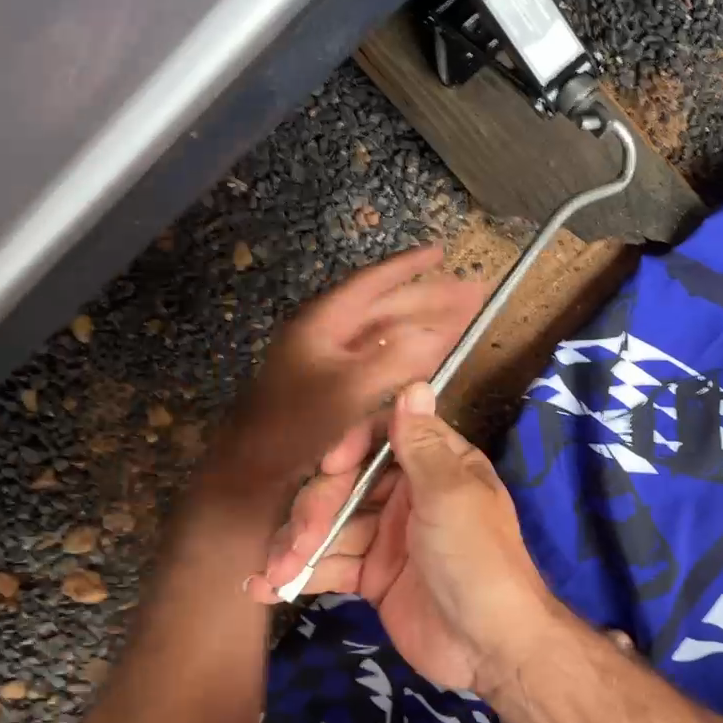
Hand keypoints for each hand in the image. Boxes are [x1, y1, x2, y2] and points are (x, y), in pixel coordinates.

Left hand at [197, 246, 483, 509]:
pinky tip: (429, 355)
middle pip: (385, 306)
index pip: (372, 283)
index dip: (408, 267)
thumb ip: (395, 360)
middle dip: (429, 297)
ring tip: (461, 318)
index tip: (441, 252)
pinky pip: (380, 356)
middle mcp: (327, 333)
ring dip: (423, 323)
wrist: (251, 470)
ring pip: (385, 331)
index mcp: (324, 322)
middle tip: (471, 292)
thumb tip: (435, 334)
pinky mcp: (333, 384)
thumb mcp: (348, 390)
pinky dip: (409, 352)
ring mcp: (329, 358)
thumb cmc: (294, 425)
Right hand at [256, 382, 560, 693]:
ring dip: (297, 545)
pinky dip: (299, 574)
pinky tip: (268, 587)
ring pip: (331, 525)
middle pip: (347, 483)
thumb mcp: (451, 497)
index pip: (383, 438)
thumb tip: (416, 384)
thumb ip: (423, 445)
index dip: (351, 448)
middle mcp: (410, 495)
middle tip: (300, 541)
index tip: (330, 468)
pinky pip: (329, 565)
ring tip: (276, 572)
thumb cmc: (478, 560)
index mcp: (438, 467)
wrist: (491, 647)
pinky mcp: (373, 578)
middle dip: (317, 508)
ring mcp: (389, 538)